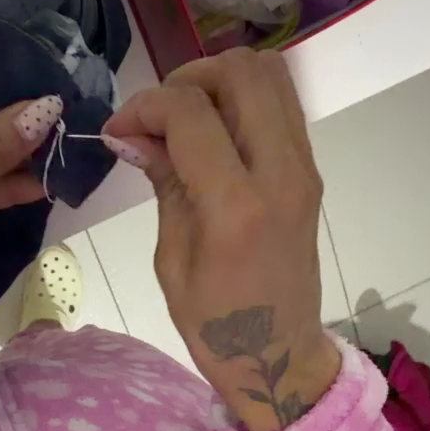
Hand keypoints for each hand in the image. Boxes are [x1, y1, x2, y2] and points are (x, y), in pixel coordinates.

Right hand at [102, 49, 339, 430]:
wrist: (278, 357)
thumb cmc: (216, 327)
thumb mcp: (173, 262)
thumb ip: (164, 185)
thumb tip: (135, 135)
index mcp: (236, 208)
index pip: (191, 114)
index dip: (146, 107)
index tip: (119, 130)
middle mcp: (279, 175)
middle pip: (241, 73)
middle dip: (187, 79)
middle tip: (157, 115)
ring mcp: (303, 169)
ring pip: (270, 77)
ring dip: (220, 82)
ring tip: (185, 119)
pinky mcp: (309, 173)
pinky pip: (281, 107)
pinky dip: (243, 102)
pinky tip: (213, 135)